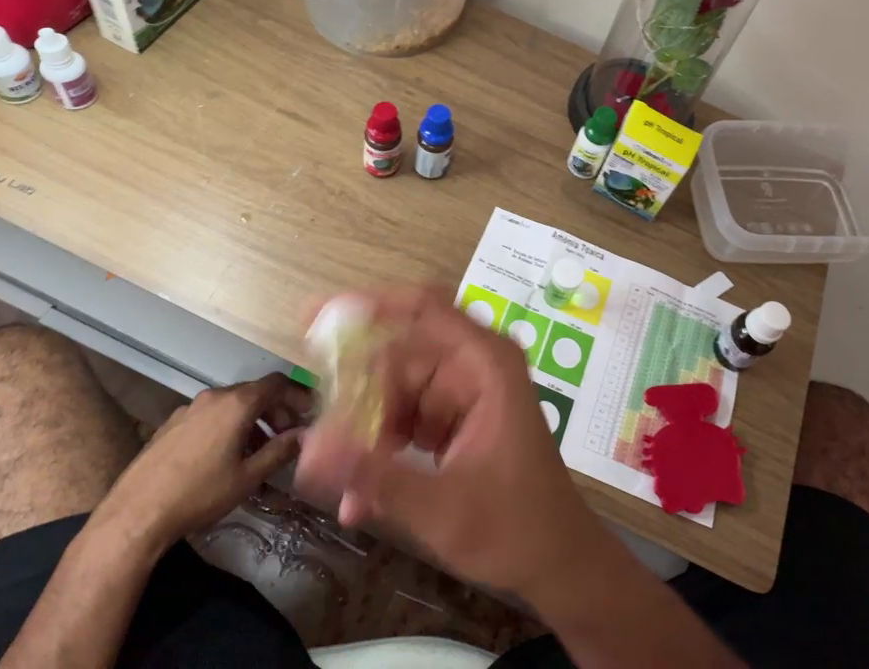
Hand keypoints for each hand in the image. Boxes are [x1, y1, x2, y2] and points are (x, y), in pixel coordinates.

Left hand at [100, 373, 307, 552]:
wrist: (136, 513)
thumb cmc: (200, 493)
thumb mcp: (248, 477)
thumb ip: (280, 451)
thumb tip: (304, 435)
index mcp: (236, 404)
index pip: (276, 384)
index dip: (297, 395)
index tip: (310, 414)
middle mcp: (213, 397)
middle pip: (254, 393)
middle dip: (275, 411)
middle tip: (287, 436)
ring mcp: (189, 409)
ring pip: (231, 405)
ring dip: (252, 421)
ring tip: (259, 451)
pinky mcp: (171, 424)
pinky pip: (210, 416)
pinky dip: (228, 426)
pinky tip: (226, 456)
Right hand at [295, 288, 608, 598]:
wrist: (559, 561)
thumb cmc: (514, 529)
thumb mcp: (439, 507)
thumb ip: (373, 476)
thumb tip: (309, 455)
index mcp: (485, 364)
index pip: (422, 308)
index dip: (368, 307)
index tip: (315, 321)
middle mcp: (475, 366)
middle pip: (398, 356)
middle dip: (356, 398)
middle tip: (322, 442)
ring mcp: (466, 391)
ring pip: (395, 390)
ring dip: (366, 432)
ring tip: (347, 486)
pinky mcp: (457, 417)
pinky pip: (405, 416)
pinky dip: (382, 447)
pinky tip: (363, 495)